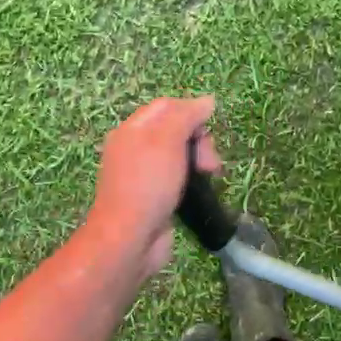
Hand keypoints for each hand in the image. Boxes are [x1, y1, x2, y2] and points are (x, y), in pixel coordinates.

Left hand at [88, 96, 220, 282]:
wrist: (130, 239)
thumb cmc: (148, 183)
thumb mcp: (168, 140)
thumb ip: (187, 116)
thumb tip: (207, 101)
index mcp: (132, 129)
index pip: (167, 106)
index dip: (192, 112)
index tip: (209, 129)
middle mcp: (135, 148)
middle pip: (175, 130)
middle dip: (198, 140)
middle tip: (209, 161)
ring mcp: (144, 174)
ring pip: (180, 155)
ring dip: (199, 160)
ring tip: (211, 175)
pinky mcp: (154, 196)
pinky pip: (178, 177)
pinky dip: (192, 179)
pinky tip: (201, 189)